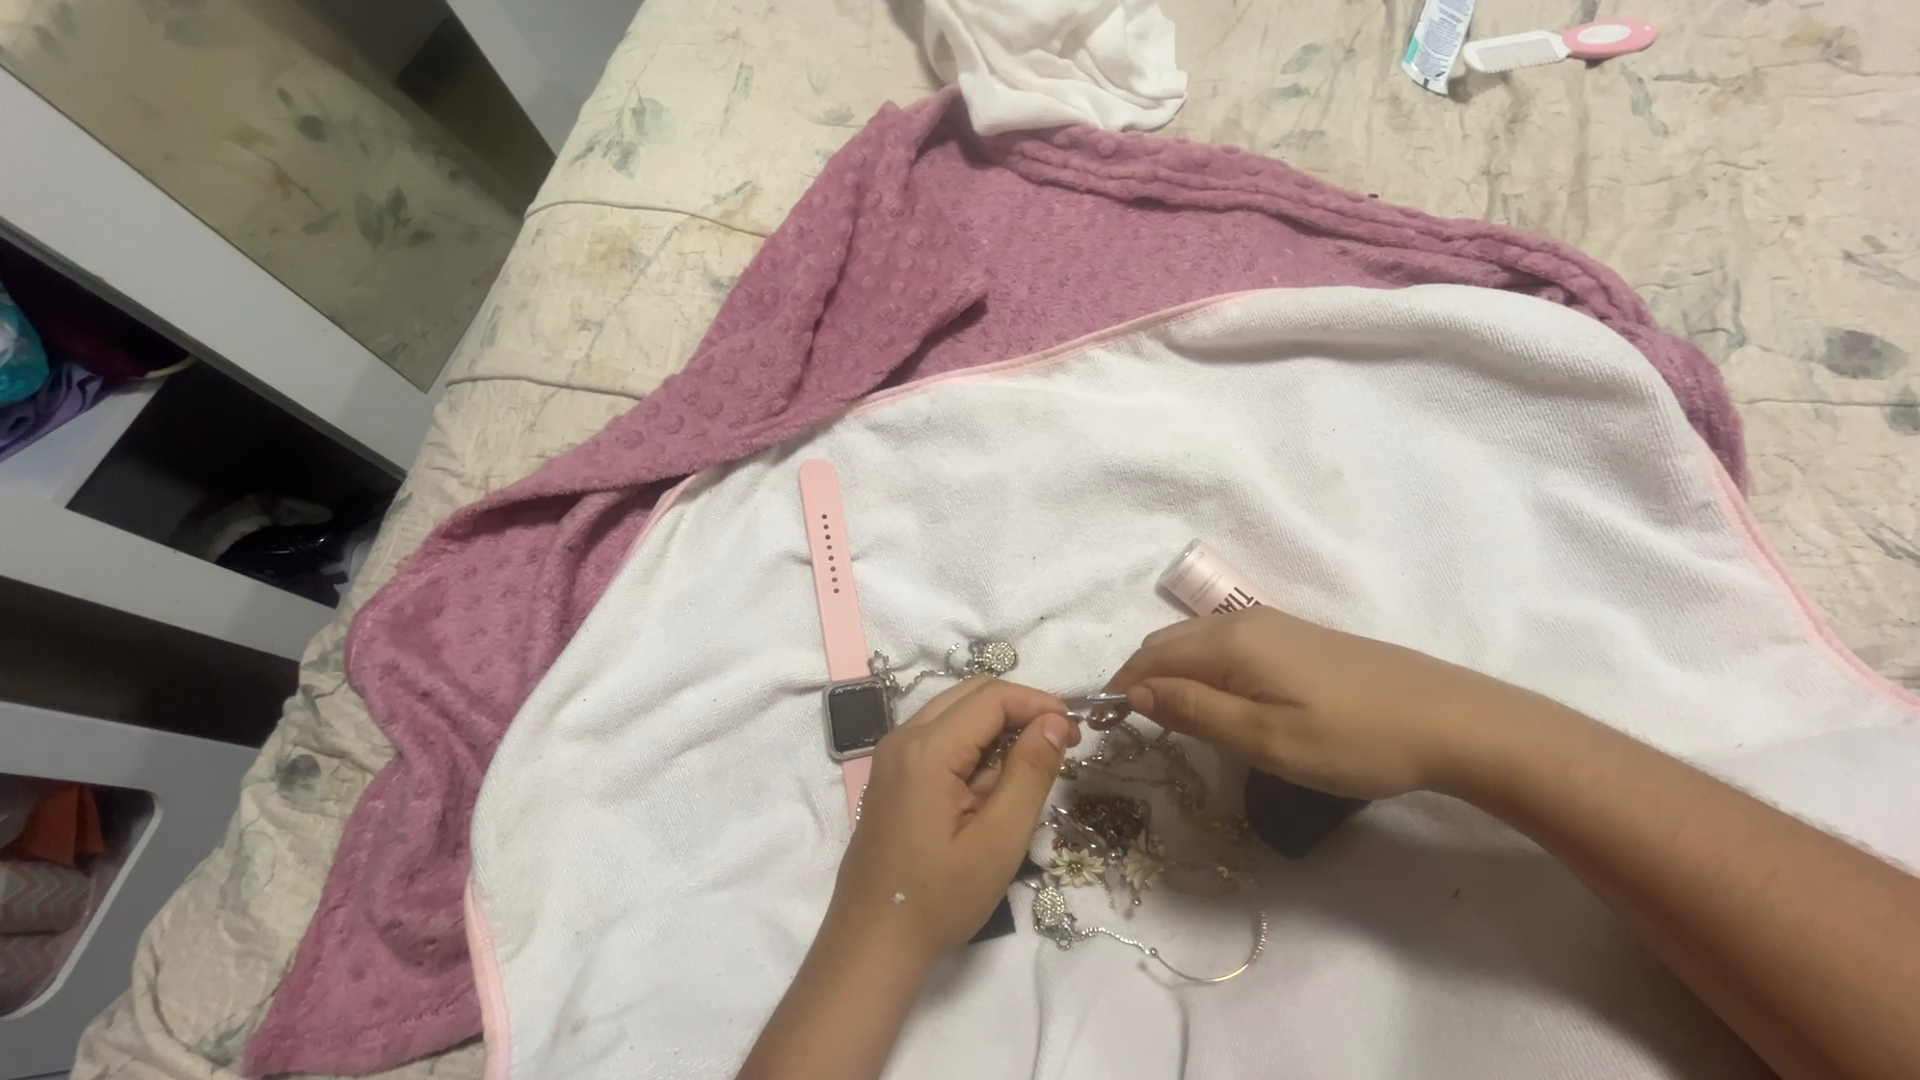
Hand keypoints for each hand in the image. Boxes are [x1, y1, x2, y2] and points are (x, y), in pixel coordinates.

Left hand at [822, 678, 1077, 967]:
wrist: (872, 942)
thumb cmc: (939, 899)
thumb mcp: (999, 841)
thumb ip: (1030, 773)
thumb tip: (1055, 721)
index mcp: (926, 750)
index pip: (992, 697)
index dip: (1038, 703)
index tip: (1075, 731)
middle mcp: (903, 738)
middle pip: (972, 695)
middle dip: (1020, 709)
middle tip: (1061, 744)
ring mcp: (893, 754)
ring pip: (956, 712)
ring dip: (998, 727)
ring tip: (1034, 766)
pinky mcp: (893, 773)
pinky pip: (940, 737)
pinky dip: (975, 745)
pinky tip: (994, 784)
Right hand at [1107, 606, 1515, 798]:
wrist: (1453, 721)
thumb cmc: (1354, 738)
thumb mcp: (1265, 738)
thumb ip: (1195, 711)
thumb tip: (1134, 692)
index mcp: (1230, 641)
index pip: (1150, 658)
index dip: (1119, 688)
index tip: (1102, 726)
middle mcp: (1243, 621)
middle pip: (1168, 643)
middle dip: (1139, 677)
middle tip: (1130, 727)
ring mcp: (1273, 625)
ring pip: (1196, 642)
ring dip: (1169, 672)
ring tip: (1166, 716)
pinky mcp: (1296, 638)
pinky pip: (1225, 645)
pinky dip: (1201, 668)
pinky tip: (1216, 698)